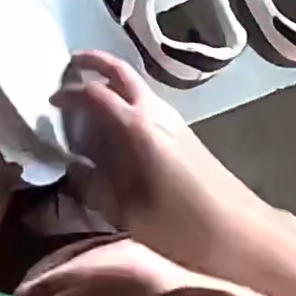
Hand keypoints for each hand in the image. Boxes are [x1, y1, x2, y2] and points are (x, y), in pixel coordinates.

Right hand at [52, 51, 295, 282]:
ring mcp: (172, 118)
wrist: (244, 233)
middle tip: (70, 64)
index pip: (94, 95)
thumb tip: (72, 167)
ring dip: (110, 78)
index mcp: (137, 128)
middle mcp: (154, 112)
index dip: (69, 94)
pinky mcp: (183, 130)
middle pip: (120, 71)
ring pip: (135, 83)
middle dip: (93, 62)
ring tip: (88, 93)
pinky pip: (145, 99)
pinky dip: (125, 95)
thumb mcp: (130, 215)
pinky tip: (116, 121)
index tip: (51, 102)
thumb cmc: (184, 227)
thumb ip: (95, 187)